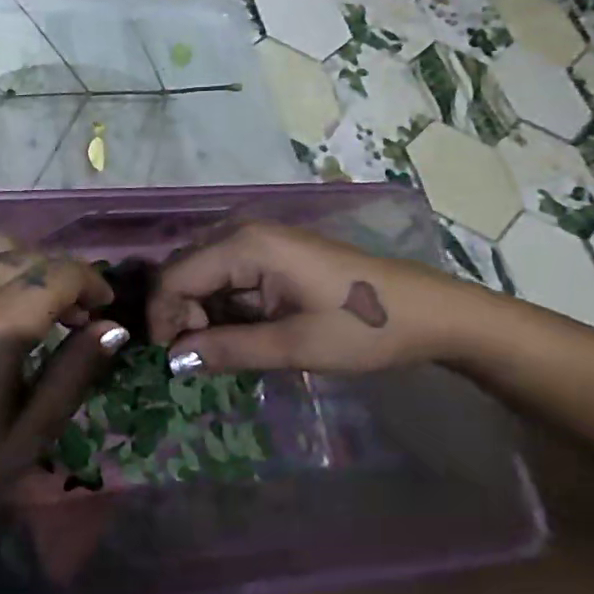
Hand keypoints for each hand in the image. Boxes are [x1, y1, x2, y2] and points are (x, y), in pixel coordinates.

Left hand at [0, 234, 122, 560]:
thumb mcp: (28, 432)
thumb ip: (75, 373)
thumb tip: (115, 326)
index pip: (61, 274)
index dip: (91, 283)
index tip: (102, 305)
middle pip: (31, 255)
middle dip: (61, 277)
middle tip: (71, 313)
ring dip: (23, 263)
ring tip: (30, 298)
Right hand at [148, 222, 474, 374]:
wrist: (431, 313)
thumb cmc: (365, 328)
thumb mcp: (295, 346)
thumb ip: (228, 350)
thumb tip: (173, 361)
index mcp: (245, 245)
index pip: (175, 277)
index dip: (162, 318)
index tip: (169, 361)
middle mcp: (242, 232)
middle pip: (184, 271)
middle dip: (179, 315)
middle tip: (194, 359)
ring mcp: (256, 240)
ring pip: (201, 274)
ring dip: (199, 312)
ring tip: (219, 351)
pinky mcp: (268, 253)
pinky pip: (225, 276)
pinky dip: (221, 306)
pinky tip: (238, 334)